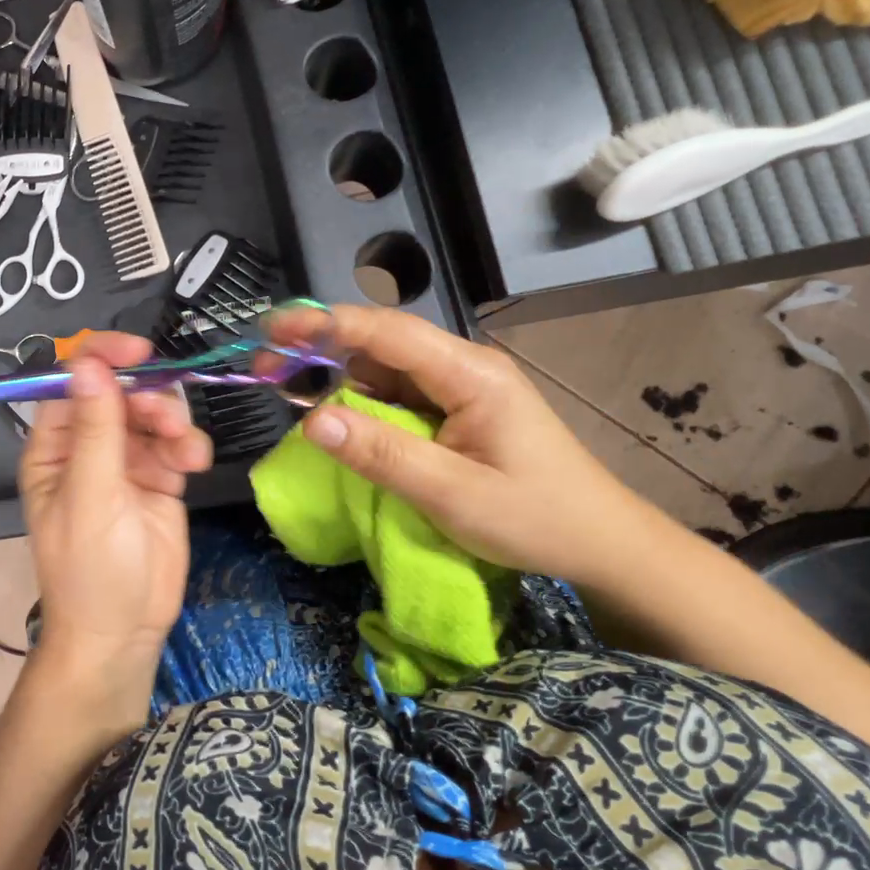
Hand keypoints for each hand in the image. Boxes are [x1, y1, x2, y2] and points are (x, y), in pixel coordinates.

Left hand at [17, 332, 212, 705]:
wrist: (123, 633)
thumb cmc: (90, 569)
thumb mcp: (90, 496)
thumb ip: (95, 428)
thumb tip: (87, 364)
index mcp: (53, 447)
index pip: (71, 383)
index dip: (100, 360)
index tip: (137, 352)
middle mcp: (87, 447)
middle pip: (119, 393)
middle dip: (147, 397)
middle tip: (165, 418)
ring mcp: (125, 462)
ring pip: (152, 414)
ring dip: (172, 421)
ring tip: (184, 451)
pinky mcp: (159, 480)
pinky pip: (175, 443)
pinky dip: (187, 445)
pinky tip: (193, 464)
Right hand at [264, 303, 681, 585]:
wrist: (603, 545)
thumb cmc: (536, 518)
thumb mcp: (453, 494)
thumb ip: (383, 454)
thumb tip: (312, 421)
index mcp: (470, 374)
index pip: (388, 331)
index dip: (326, 323)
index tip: (274, 327)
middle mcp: (462, 368)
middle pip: (379, 343)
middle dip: (319, 348)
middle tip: (265, 367)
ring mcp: (459, 388)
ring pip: (382, 369)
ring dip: (334, 377)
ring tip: (285, 392)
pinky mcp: (454, 411)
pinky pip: (395, 395)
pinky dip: (358, 402)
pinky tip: (332, 417)